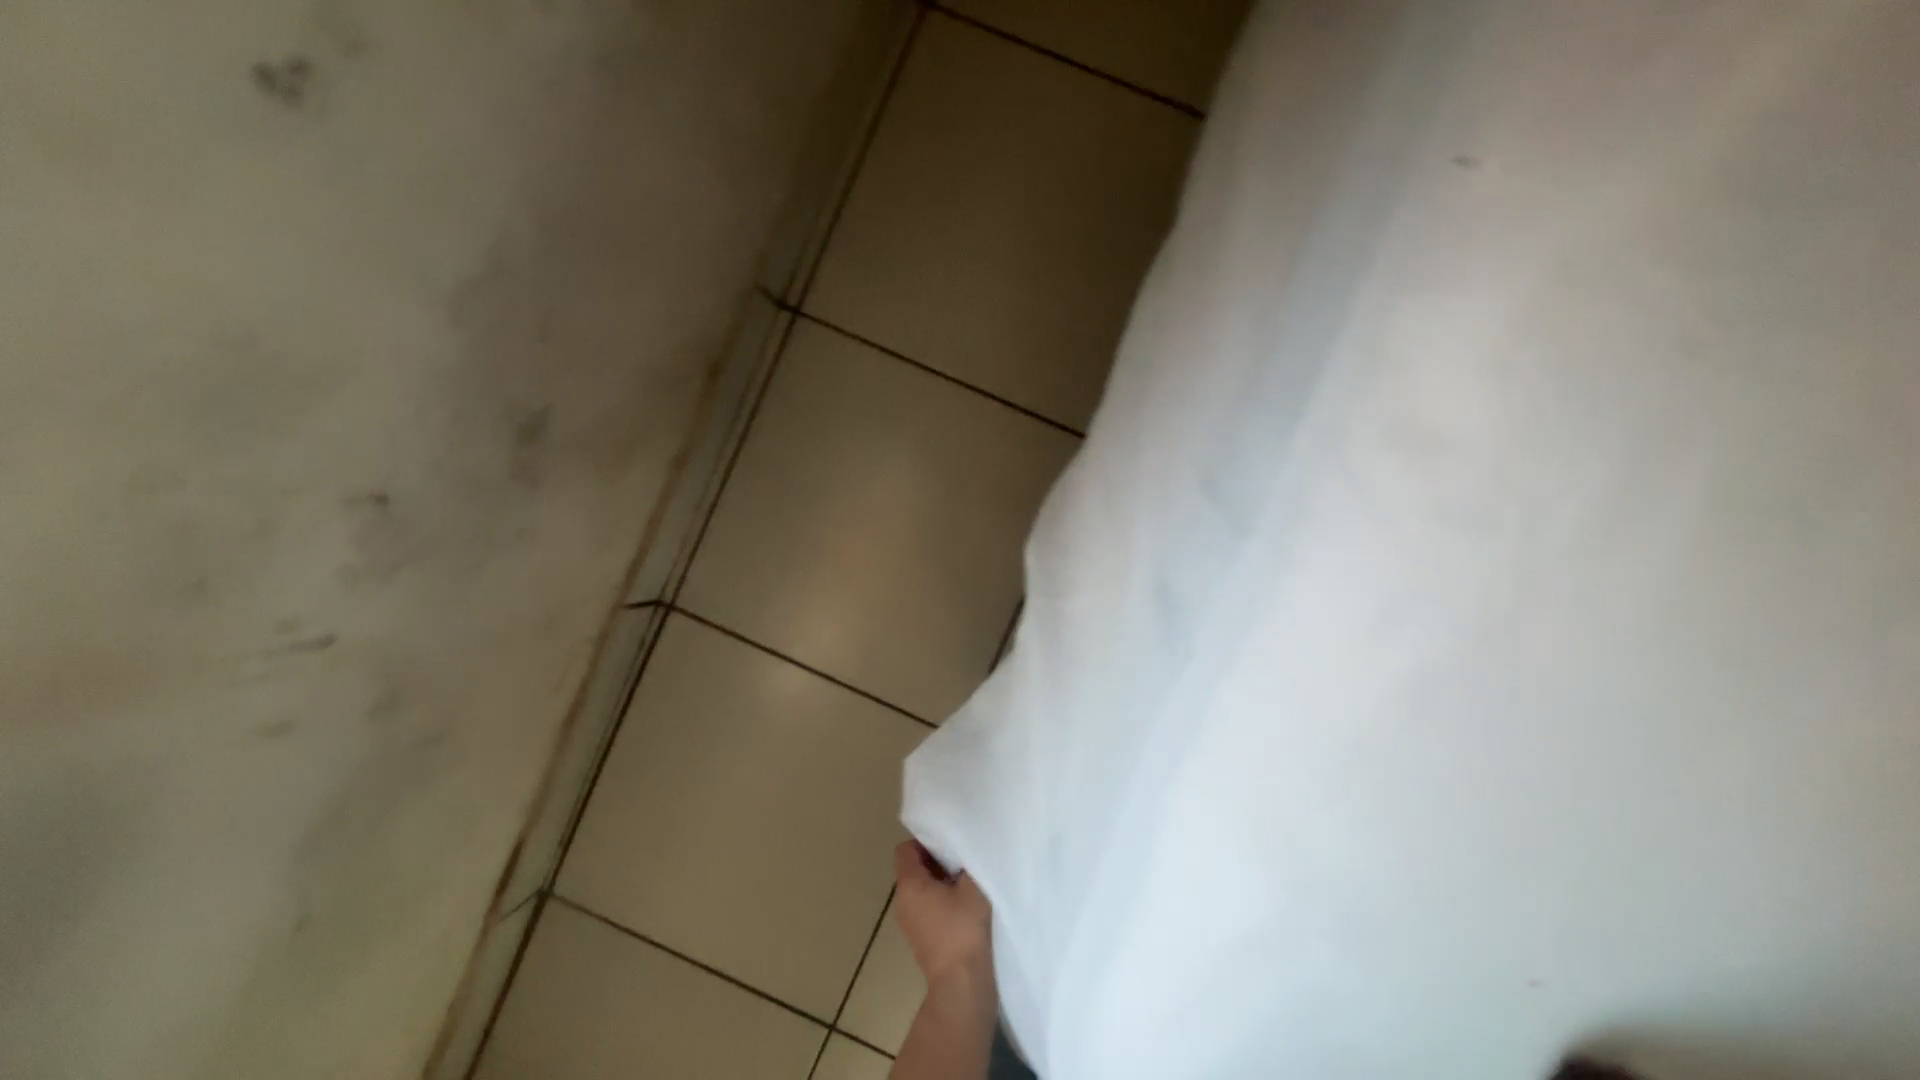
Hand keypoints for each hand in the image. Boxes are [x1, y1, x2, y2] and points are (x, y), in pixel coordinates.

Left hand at [892, 840, 992, 987]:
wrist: (961, 983)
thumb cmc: (964, 929)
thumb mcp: (974, 887)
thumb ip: (968, 863)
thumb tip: (966, 852)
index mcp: (909, 885)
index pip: (905, 849)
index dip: (926, 842)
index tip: (950, 847)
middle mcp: (902, 902)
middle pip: (913, 869)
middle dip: (937, 863)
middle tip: (963, 865)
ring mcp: (908, 923)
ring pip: (920, 891)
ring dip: (940, 885)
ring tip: (966, 887)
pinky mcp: (919, 940)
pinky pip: (925, 910)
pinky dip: (940, 904)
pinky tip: (964, 911)